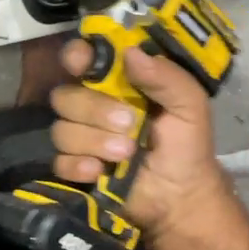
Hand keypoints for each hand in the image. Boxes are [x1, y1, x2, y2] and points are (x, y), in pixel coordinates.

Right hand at [50, 42, 236, 243]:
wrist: (180, 197)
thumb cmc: (187, 146)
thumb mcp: (189, 106)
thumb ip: (166, 77)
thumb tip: (131, 53)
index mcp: (117, 84)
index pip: (84, 59)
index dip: (76, 56)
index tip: (82, 62)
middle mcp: (91, 107)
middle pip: (65, 96)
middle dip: (94, 110)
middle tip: (128, 124)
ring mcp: (81, 138)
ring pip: (61, 130)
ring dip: (94, 141)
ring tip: (125, 154)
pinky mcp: (74, 168)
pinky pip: (59, 161)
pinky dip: (78, 165)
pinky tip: (99, 171)